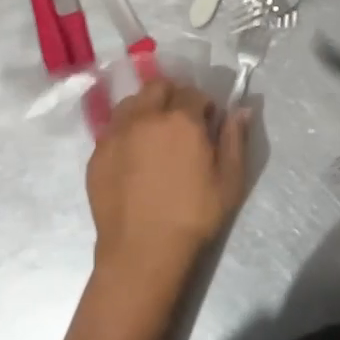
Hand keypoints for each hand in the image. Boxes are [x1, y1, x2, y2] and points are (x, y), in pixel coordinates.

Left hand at [85, 78, 249, 269]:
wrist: (142, 252)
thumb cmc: (193, 216)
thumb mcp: (229, 181)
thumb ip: (235, 139)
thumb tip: (242, 109)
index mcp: (181, 119)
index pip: (193, 92)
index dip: (203, 106)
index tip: (206, 124)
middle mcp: (146, 116)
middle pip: (158, 87)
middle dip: (172, 97)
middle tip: (180, 124)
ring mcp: (117, 133)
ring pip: (131, 103)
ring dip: (145, 109)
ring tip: (153, 136)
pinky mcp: (97, 154)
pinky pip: (112, 129)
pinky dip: (125, 132)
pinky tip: (132, 157)